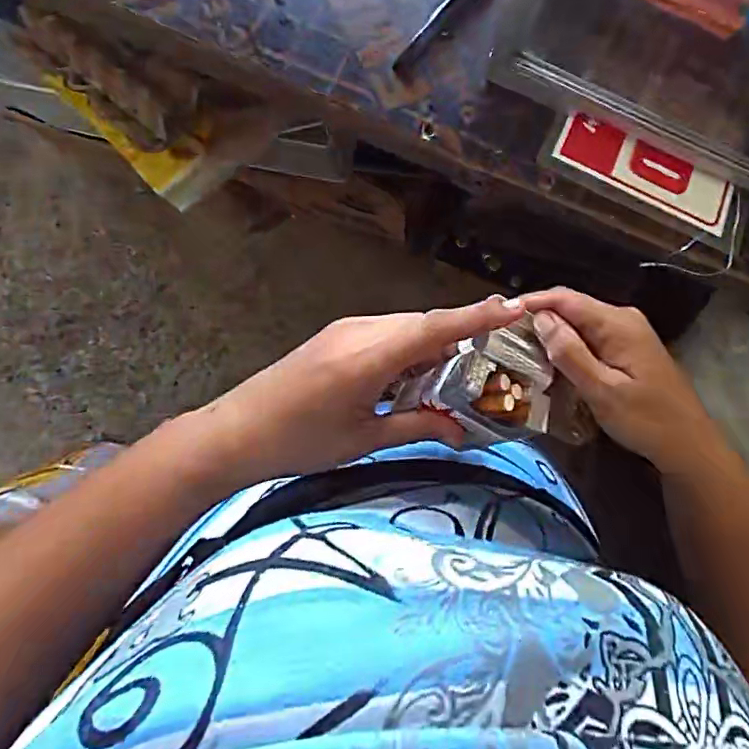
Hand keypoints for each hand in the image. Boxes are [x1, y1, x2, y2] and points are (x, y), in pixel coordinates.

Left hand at [176, 296, 525, 488]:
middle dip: (461, 336)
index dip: (476, 318)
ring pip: (407, 327)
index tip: (513, 306)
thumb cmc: (299, 441)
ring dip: (434, 345)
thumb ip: (417, 426)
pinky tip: (416, 374)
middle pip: (425, 324)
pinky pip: (387, 332)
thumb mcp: (363, 439)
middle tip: (496, 357)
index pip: (434, 329)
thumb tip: (463, 429)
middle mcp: (361, 330)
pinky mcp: (338, 335)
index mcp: (369, 356)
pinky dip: (410, 348)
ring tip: (459, 374)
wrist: (235, 431)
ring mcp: (347, 329)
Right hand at [521, 288, 732, 476]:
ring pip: (579, 322)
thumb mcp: (603, 391)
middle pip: (572, 307)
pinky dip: (569, 345)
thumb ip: (570, 353)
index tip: (501, 315)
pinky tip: (552, 360)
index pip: (566, 299)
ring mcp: (627, 333)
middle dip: (539, 318)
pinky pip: (590, 337)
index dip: (532, 303)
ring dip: (552, 333)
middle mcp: (623, 319)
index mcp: (617, 323)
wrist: (689, 447)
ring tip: (521, 348)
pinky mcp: (628, 349)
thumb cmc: (647, 421)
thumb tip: (541, 319)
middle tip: (506, 335)